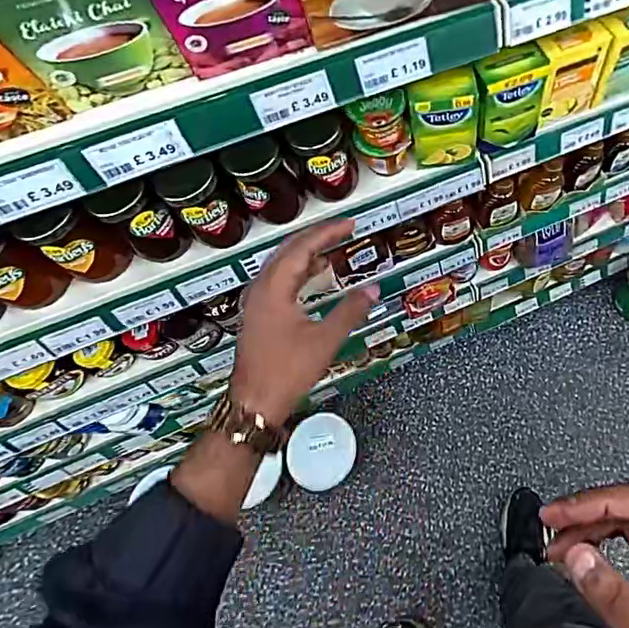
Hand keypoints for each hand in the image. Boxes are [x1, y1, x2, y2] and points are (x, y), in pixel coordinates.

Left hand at [230, 216, 376, 416]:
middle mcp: (261, 289)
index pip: (301, 248)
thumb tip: (373, 288)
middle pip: (288, 250)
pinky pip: (281, 278)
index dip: (327, 233)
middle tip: (345, 229)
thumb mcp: (325, 340)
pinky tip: (317, 274)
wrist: (255, 402)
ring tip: (334, 246)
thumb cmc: (287, 371)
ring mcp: (258, 301)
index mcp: (273, 289)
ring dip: (308, 251)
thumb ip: (351, 311)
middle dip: (317, 236)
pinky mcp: (260, 313)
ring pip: (283, 263)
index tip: (350, 225)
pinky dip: (301, 269)